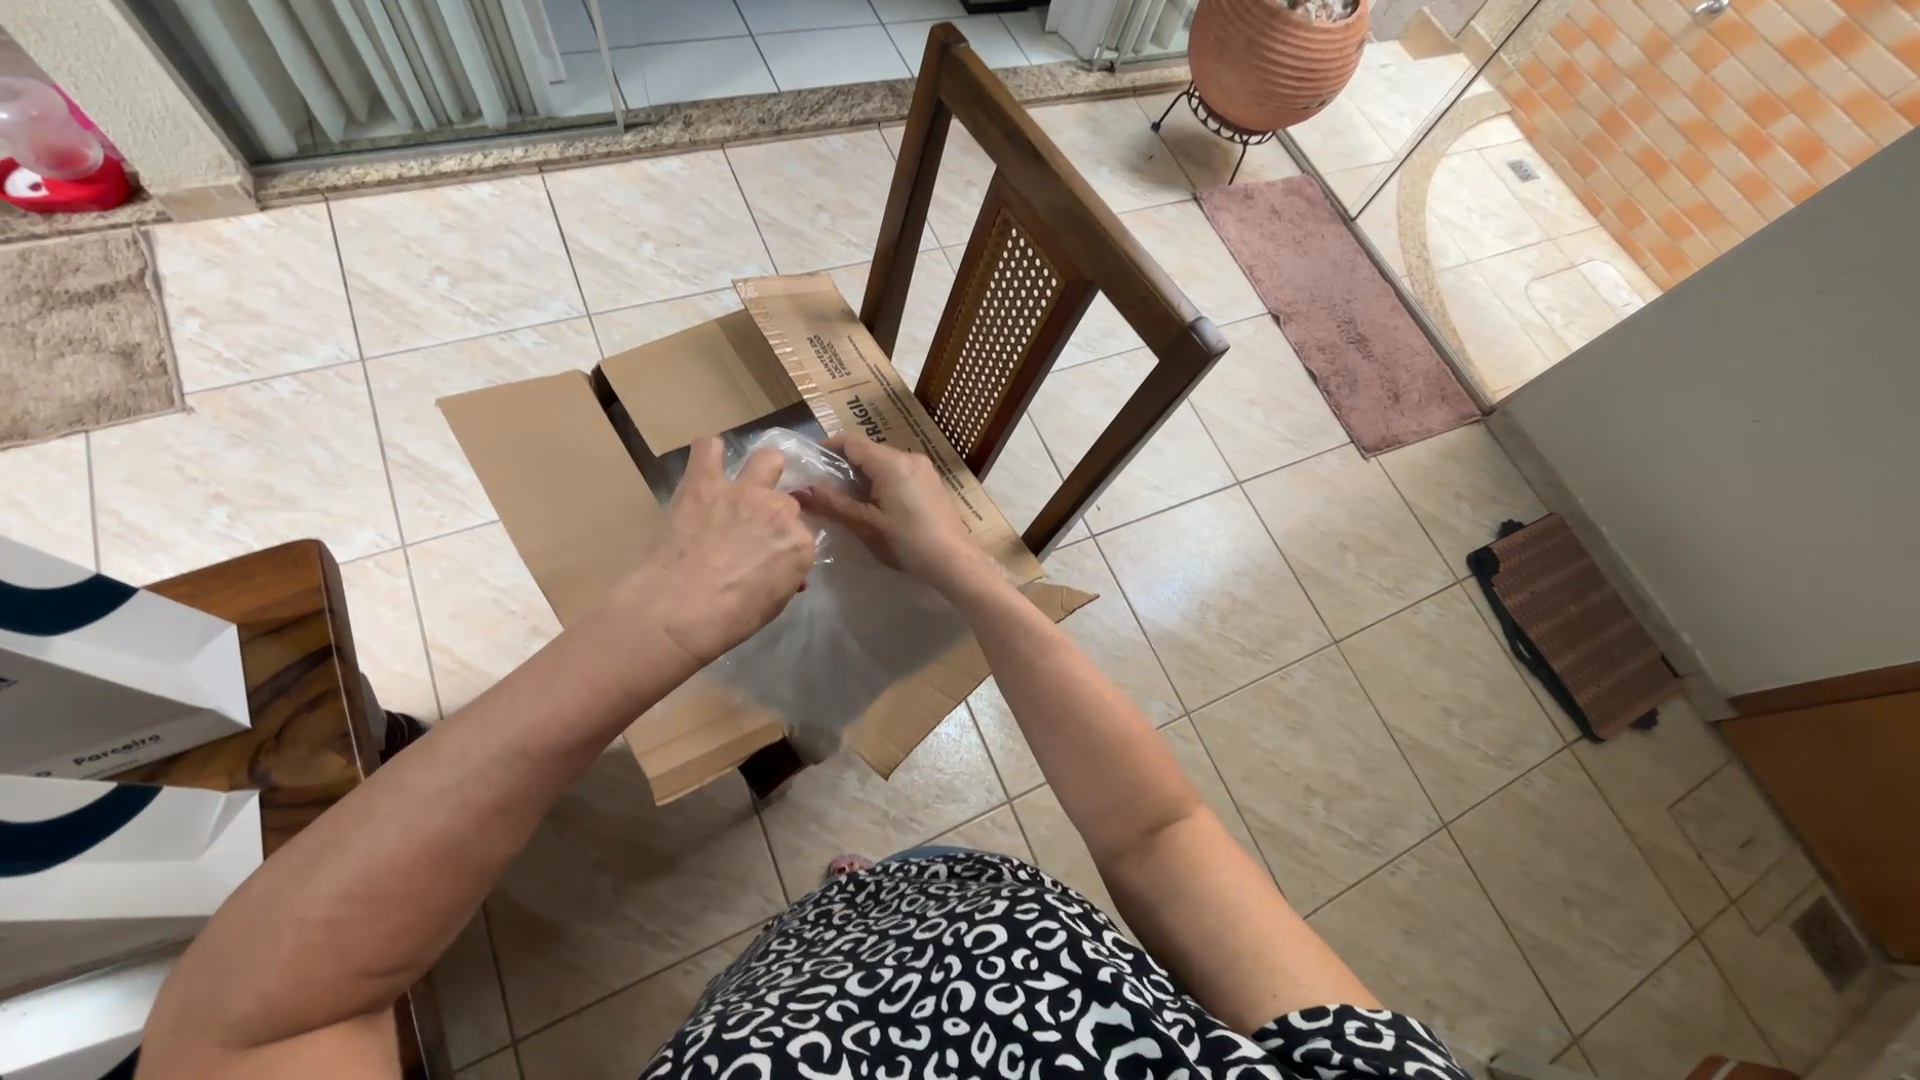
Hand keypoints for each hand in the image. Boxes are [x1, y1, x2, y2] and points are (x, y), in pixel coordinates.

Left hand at [614, 437, 815, 669]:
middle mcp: (778, 510)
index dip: (786, 545)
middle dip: (774, 513)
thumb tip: (779, 569)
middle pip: (786, 500)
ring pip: (767, 459)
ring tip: (744, 485)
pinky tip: (708, 465)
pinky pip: (709, 448)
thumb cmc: (730, 619)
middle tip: (754, 528)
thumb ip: (783, 577)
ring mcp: (743, 491)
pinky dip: (711, 454)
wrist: (679, 609)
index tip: (771, 558)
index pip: (802, 535)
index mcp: (800, 544)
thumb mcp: (773, 604)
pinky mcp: (703, 483)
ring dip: (762, 470)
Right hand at [797, 435, 978, 584]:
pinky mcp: (932, 482)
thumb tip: (802, 491)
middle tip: (827, 490)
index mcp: (890, 462)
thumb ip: (833, 504)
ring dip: (865, 476)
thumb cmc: (906, 541)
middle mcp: (908, 456)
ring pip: (885, 463)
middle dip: (845, 466)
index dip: (827, 449)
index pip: (850, 441)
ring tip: (850, 501)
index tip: (811, 465)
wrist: (952, 559)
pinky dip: (884, 482)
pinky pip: (900, 473)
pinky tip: (878, 506)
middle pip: (868, 451)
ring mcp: (924, 468)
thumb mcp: (865, 524)